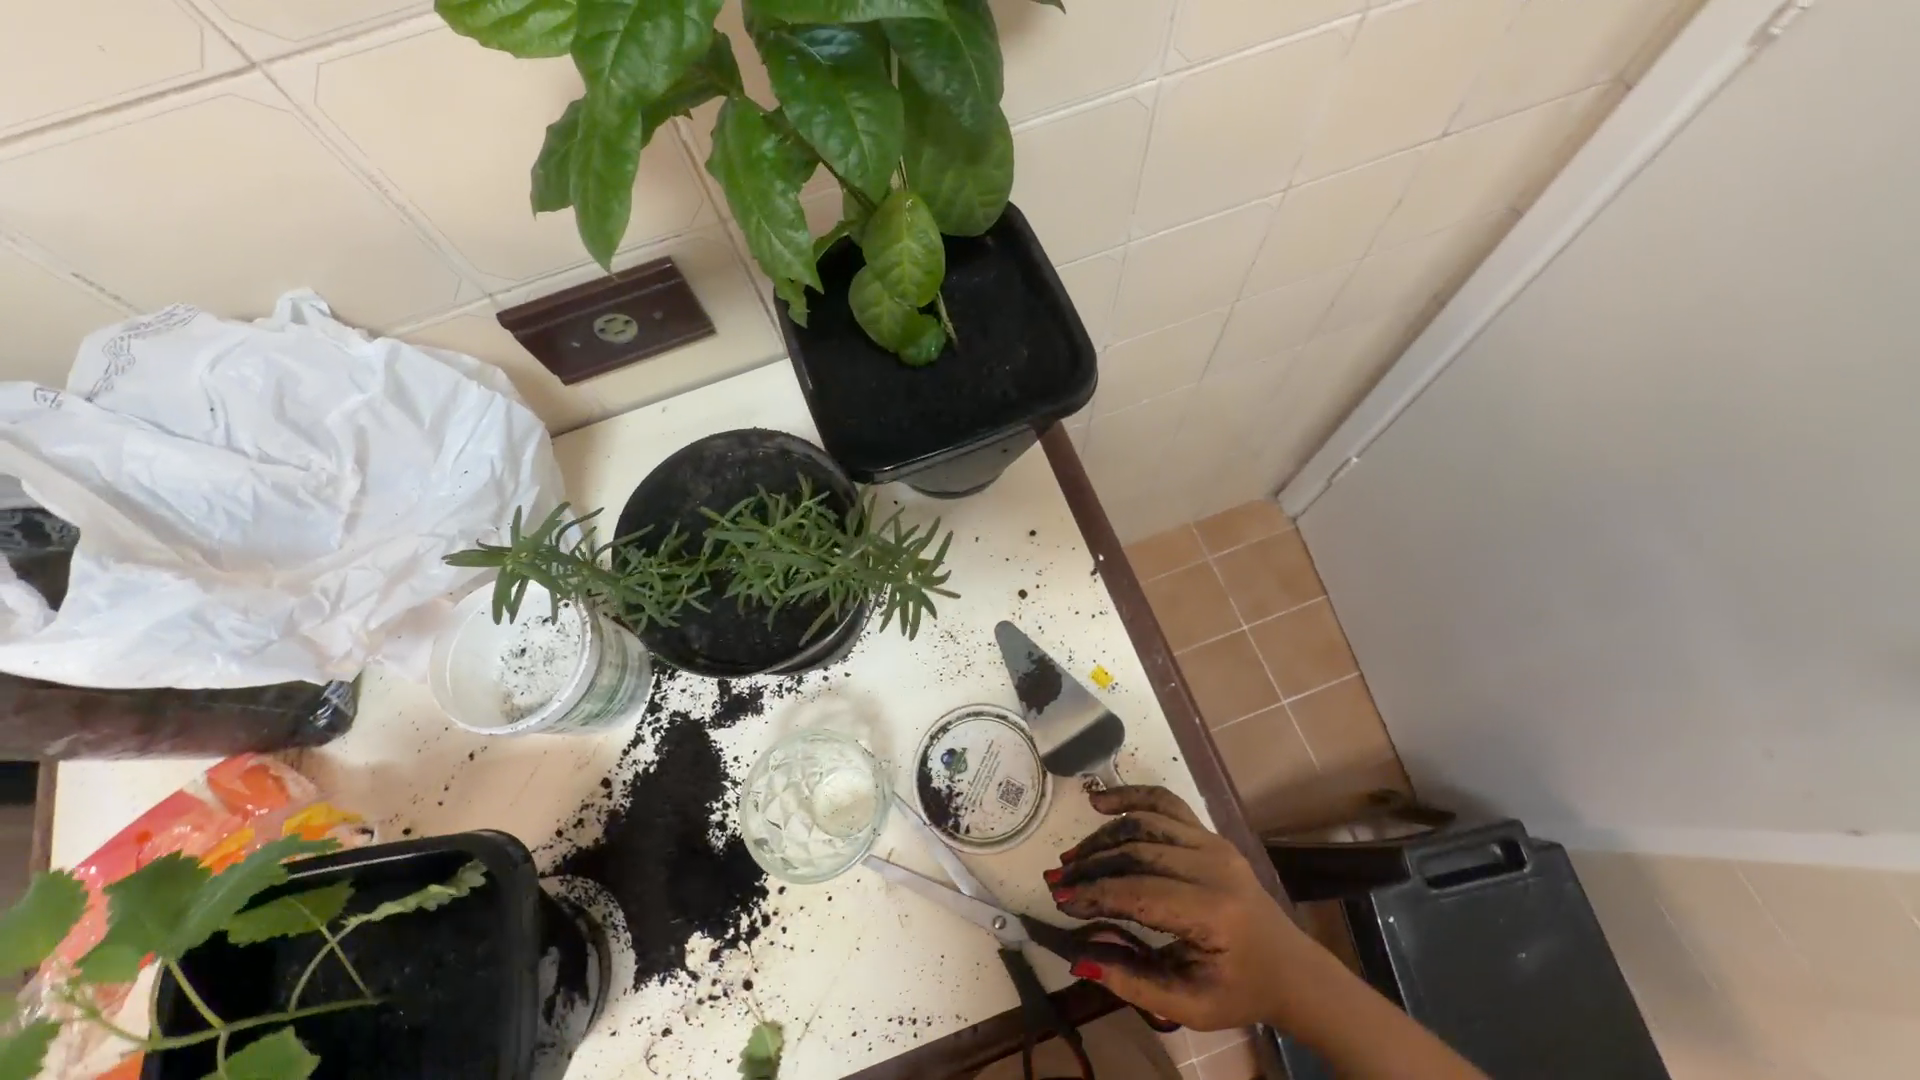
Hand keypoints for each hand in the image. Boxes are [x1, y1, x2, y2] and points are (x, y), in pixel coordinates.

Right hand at [1043, 785, 1331, 1031]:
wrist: (1290, 968)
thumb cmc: (1239, 991)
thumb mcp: (1188, 1006)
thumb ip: (1132, 981)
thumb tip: (1078, 955)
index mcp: (1213, 913)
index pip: (1139, 892)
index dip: (1095, 894)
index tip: (1060, 901)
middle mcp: (1215, 867)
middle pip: (1137, 852)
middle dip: (1091, 866)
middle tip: (1057, 882)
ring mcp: (1215, 844)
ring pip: (1146, 823)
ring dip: (1103, 836)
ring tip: (1072, 857)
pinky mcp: (1211, 835)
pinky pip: (1166, 803)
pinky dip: (1131, 797)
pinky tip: (1099, 802)